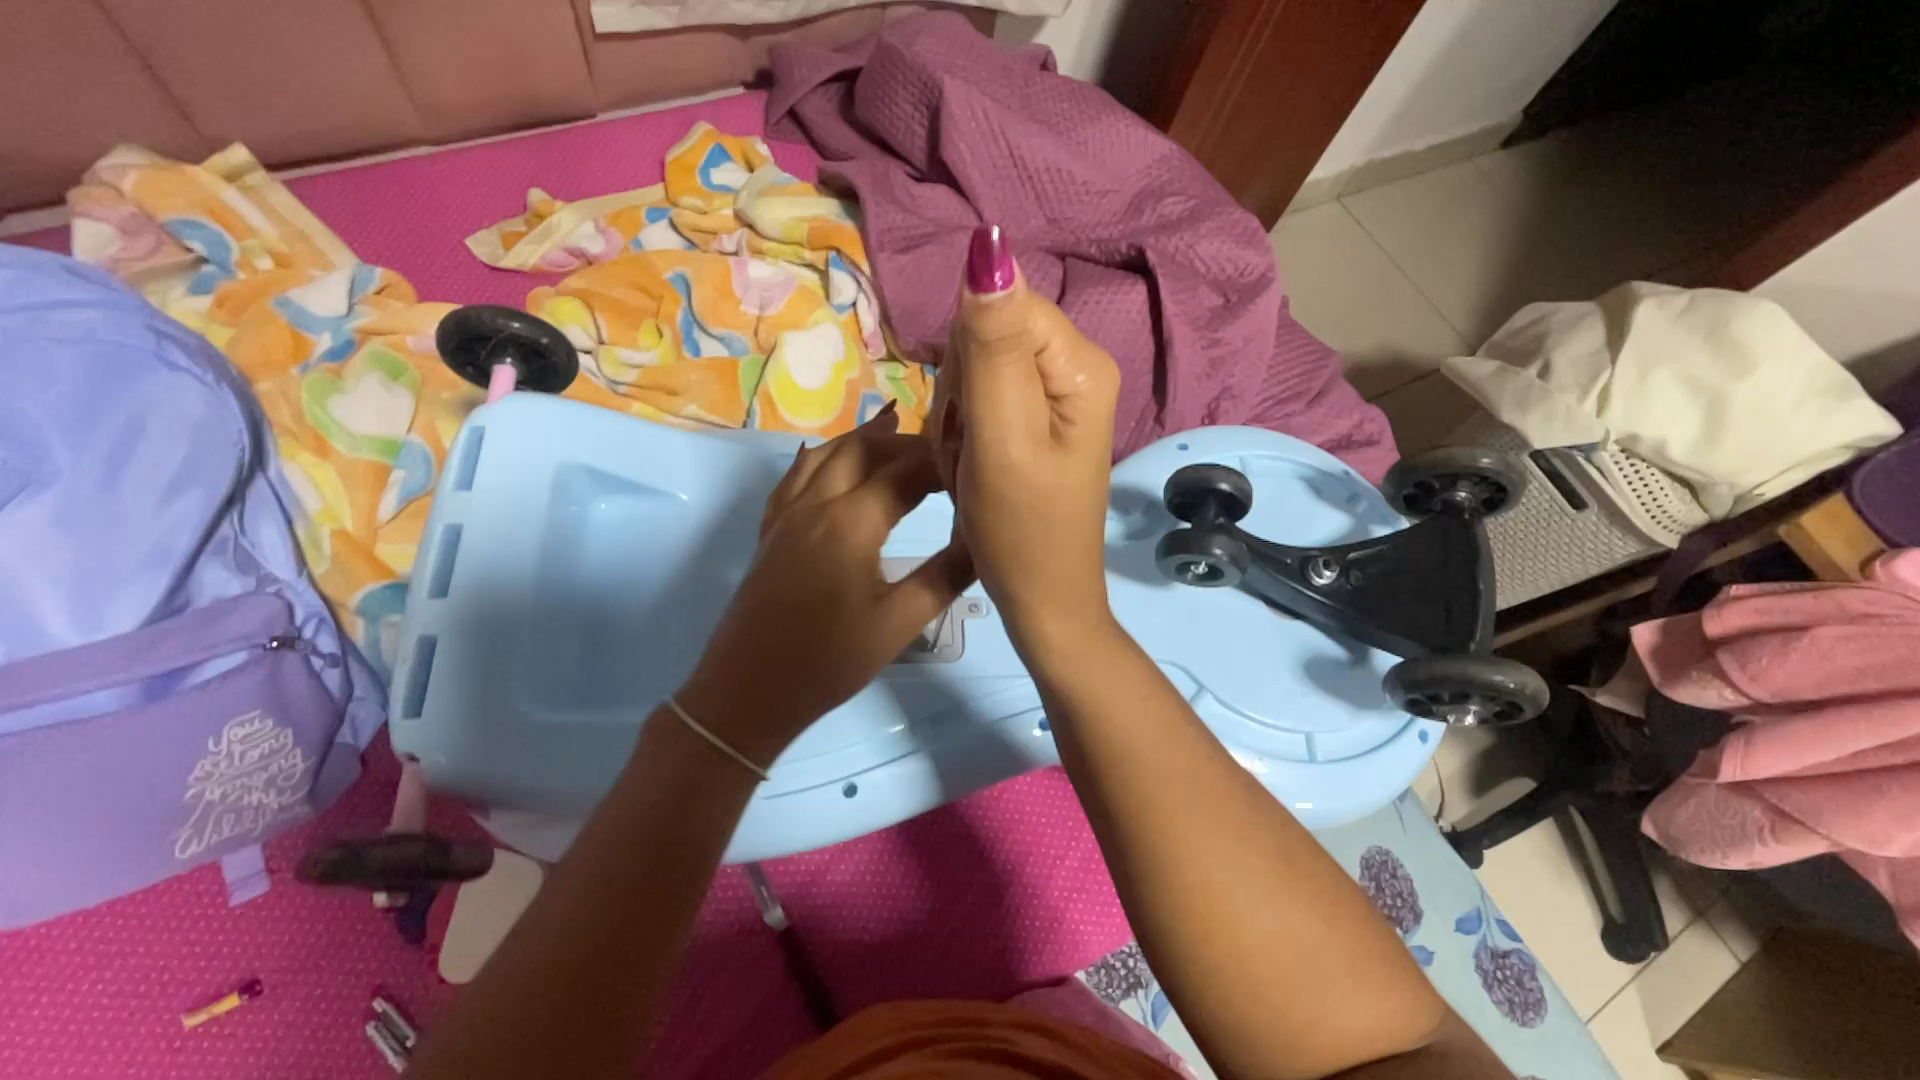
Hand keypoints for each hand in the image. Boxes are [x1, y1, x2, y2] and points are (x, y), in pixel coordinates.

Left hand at [676, 407, 974, 768]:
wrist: (746, 693)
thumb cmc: (827, 661)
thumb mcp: (897, 624)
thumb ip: (944, 576)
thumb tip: (986, 539)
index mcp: (852, 521)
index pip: (907, 470)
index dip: (943, 460)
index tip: (976, 461)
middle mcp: (816, 504)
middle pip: (862, 449)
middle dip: (903, 440)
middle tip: (941, 446)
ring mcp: (786, 516)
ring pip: (824, 456)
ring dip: (860, 440)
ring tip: (891, 428)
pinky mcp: (770, 533)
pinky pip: (794, 478)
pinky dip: (818, 458)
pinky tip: (823, 459)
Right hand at [928, 226, 1121, 653]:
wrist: (1040, 600)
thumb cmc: (1020, 529)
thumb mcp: (1001, 437)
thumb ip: (992, 346)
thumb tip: (989, 243)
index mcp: (1079, 364)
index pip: (1000, 309)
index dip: (966, 362)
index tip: (968, 420)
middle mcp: (1074, 368)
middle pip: (985, 337)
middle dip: (958, 395)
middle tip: (967, 452)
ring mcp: (1054, 397)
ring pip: (974, 371)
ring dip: (955, 420)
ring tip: (969, 469)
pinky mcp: (1035, 421)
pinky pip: (979, 401)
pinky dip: (962, 436)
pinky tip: (971, 471)